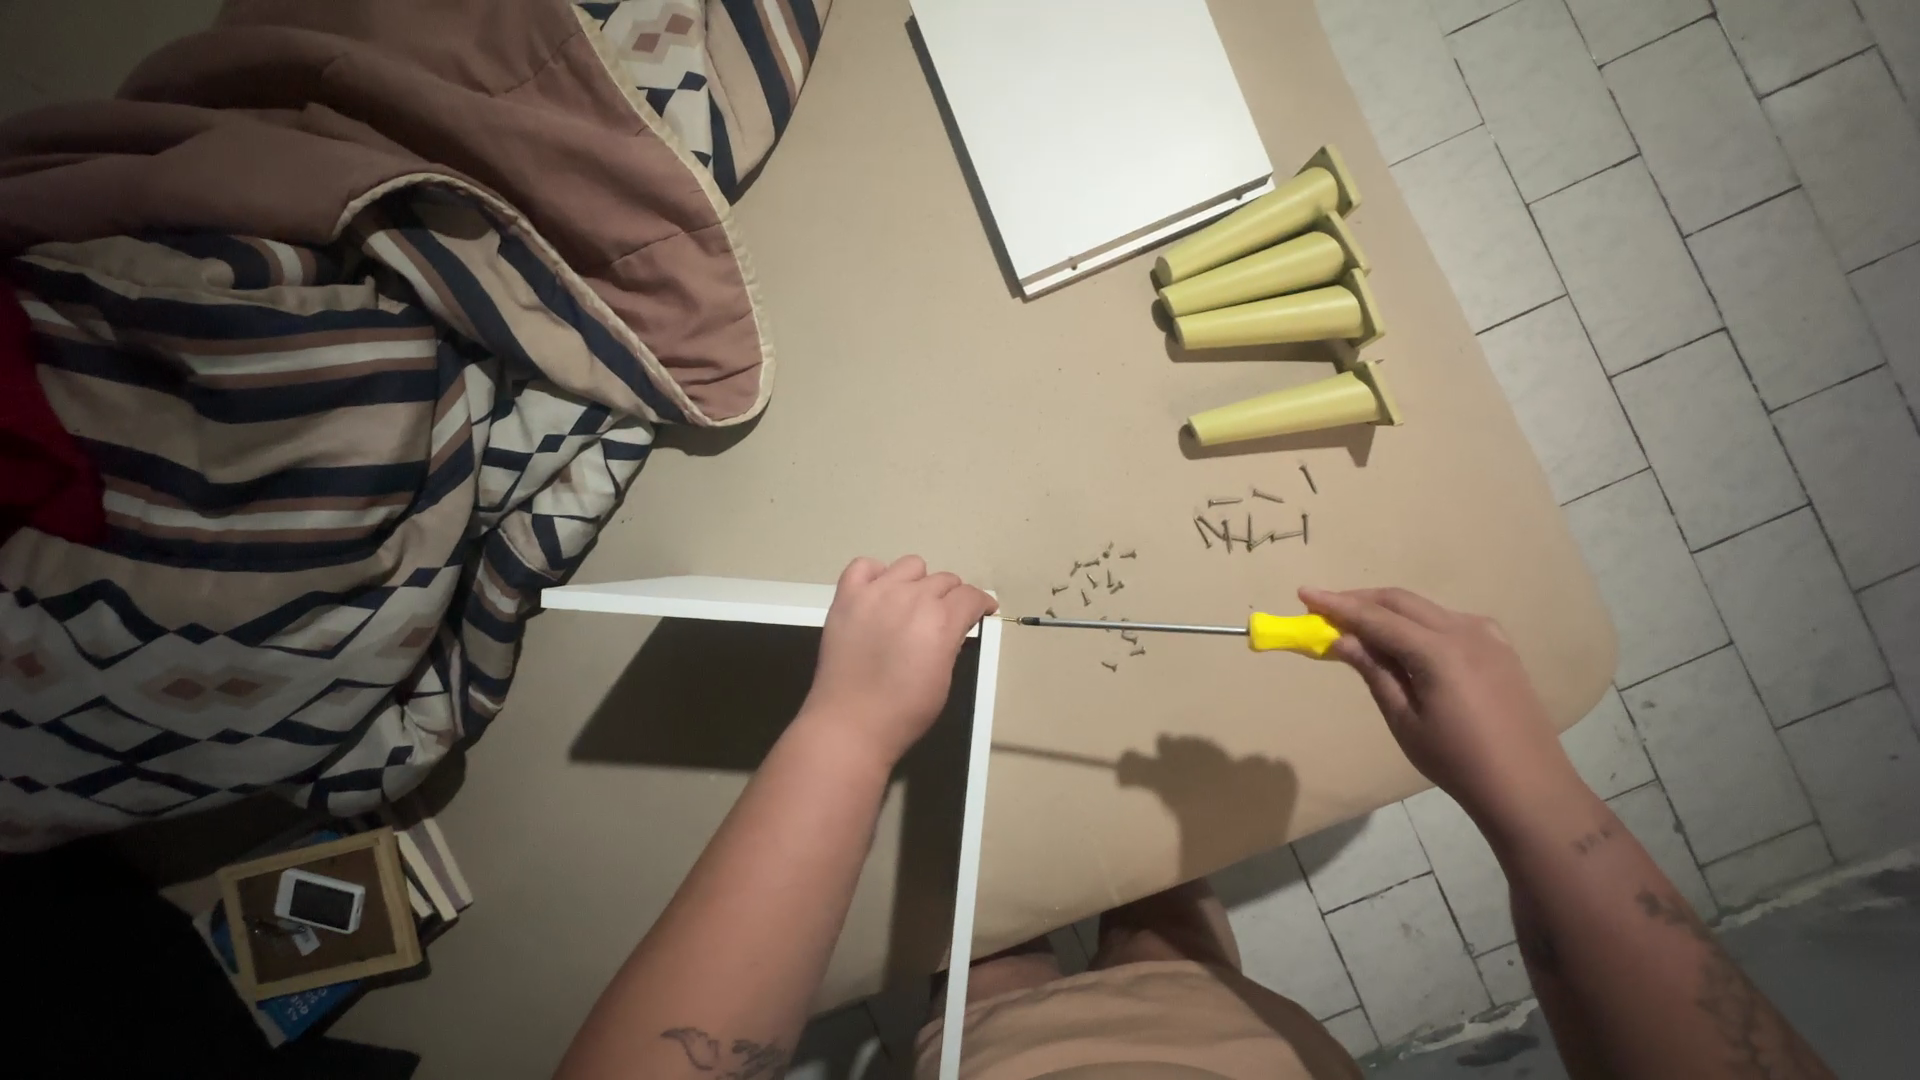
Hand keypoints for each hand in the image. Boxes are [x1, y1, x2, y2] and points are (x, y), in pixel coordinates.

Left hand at [800, 556, 997, 767]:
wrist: (850, 723)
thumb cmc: (904, 711)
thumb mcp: (944, 678)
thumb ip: (951, 642)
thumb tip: (952, 627)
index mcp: (940, 620)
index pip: (971, 596)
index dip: (981, 604)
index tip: (981, 612)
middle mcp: (911, 597)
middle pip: (944, 579)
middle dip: (952, 597)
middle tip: (943, 619)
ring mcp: (876, 592)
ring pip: (911, 565)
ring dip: (918, 582)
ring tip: (910, 605)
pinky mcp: (847, 596)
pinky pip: (864, 566)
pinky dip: (875, 574)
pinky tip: (878, 594)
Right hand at [1300, 586, 1588, 826]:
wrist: (1530, 788)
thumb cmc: (1457, 761)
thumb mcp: (1404, 720)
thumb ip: (1374, 671)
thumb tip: (1341, 639)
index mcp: (1438, 652)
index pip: (1375, 617)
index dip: (1336, 605)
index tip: (1304, 593)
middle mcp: (1465, 632)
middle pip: (1400, 601)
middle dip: (1359, 600)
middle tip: (1323, 608)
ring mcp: (1488, 636)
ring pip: (1424, 608)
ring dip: (1387, 610)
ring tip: (1357, 626)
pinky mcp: (1499, 648)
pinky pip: (1448, 620)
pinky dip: (1416, 621)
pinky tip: (1404, 640)